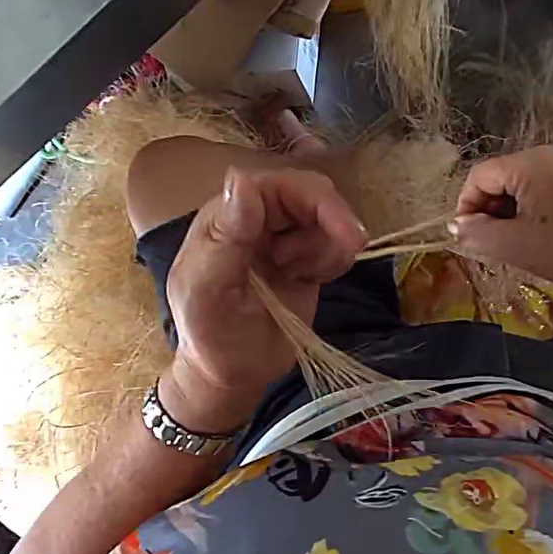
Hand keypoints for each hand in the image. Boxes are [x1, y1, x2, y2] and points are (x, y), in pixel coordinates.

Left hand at [161, 167, 365, 431]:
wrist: (232, 374)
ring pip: (326, 217)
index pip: (274, 185)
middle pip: (308, 193)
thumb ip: (226, 238)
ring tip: (305, 278)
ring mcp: (280, 237)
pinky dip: (334, 259)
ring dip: (328, 247)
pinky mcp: (303, 257)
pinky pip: (333, 242)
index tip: (344, 232)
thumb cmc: (211, 336)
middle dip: (331, 223)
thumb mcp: (208, 292)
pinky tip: (312, 281)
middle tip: (341, 258)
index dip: (314, 201)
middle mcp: (254, 218)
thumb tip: (241, 179)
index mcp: (224, 217)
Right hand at [449, 144, 552, 293]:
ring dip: (511, 208)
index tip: (469, 236)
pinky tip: (542, 231)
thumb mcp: (513, 245)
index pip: (479, 175)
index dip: (466, 205)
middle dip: (489, 207)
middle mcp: (550, 153)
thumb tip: (456, 225)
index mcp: (528, 163)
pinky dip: (534, 205)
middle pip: (501, 175)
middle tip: (492, 240)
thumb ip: (476, 233)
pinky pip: (546, 183)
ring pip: (523, 180)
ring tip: (516, 238)